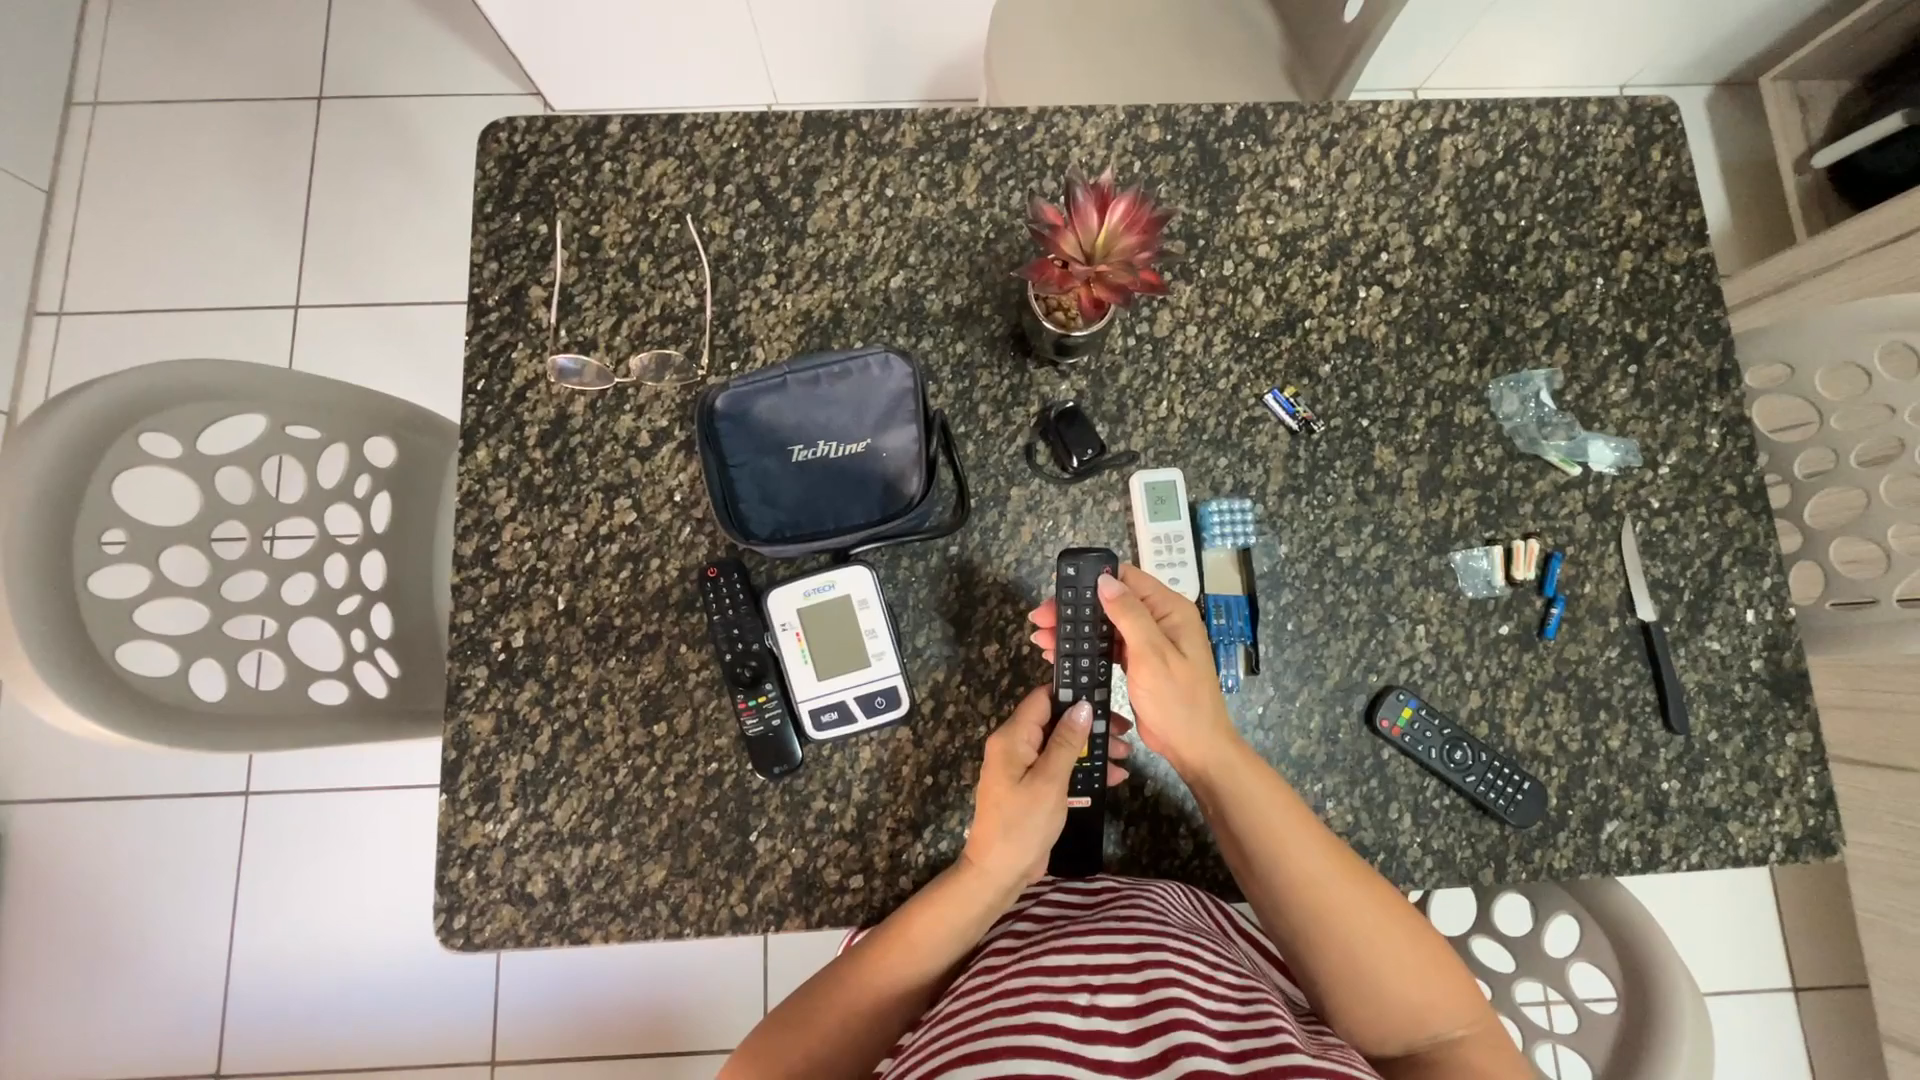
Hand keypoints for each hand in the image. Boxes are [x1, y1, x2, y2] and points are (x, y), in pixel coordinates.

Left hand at [961, 685, 1133, 887]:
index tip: (1103, 696)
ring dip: (1092, 750)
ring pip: (1061, 747)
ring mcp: (1023, 768)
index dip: (1071, 694)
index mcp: (1012, 738)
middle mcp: (1015, 746)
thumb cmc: (1022, 824)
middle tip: (1124, 731)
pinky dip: (1083, 771)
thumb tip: (1082, 705)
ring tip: (1125, 755)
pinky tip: (1113, 777)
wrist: (1000, 873)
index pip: (1042, 699)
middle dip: (1090, 726)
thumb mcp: (1049, 781)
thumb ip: (1066, 742)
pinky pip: (1059, 769)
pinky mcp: (1032, 788)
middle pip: (1055, 722)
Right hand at [1028, 564, 1241, 778]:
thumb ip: (1128, 615)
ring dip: (1075, 630)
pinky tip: (1059, 653)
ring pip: (1105, 625)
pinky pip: (1107, 647)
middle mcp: (1159, 620)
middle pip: (1111, 602)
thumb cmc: (1178, 700)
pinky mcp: (1138, 662)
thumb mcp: (1152, 654)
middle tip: (1040, 618)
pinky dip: (1084, 648)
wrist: (1194, 747)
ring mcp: (1148, 642)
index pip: (1128, 579)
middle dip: (1075, 609)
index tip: (1061, 588)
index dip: (1094, 580)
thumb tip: (1104, 580)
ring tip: (1041, 637)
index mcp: (1170, 610)